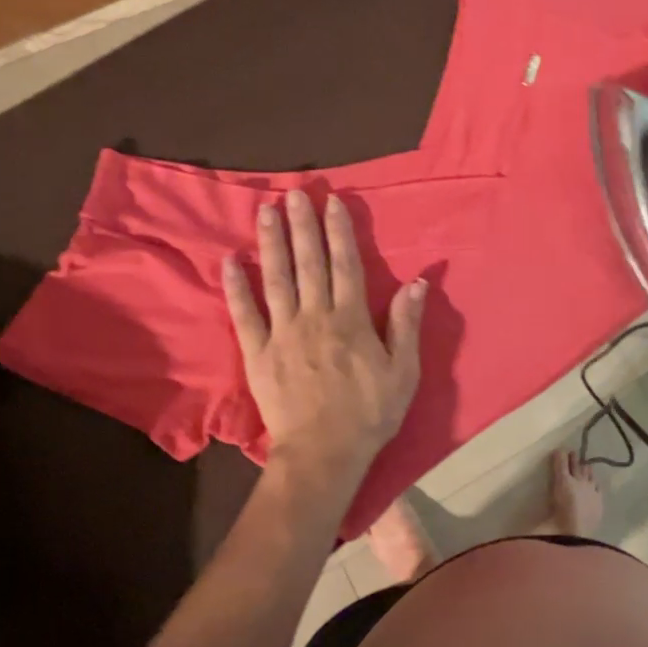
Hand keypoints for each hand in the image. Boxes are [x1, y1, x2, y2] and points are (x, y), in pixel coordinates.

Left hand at [223, 190, 426, 482]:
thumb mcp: (403, 372)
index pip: (346, 264)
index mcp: (351, 319)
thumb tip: (418, 281)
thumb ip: (406, 325)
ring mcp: (283, 333)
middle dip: (303, 225)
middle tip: (294, 192)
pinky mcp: (258, 353)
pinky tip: (228, 261)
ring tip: (265, 211)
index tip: (332, 202)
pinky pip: (245, 315)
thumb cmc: (369, 414)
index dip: (340, 231)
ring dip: (271, 243)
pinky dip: (236, 287)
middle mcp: (315, 317)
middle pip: (309, 262)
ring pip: (276, 278)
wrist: (323, 454)